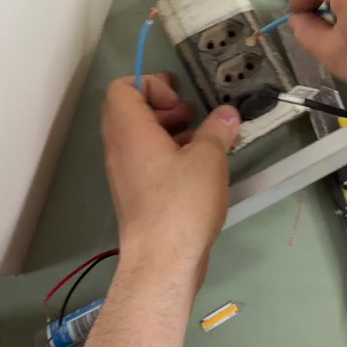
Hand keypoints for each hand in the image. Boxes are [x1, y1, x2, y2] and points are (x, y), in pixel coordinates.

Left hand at [101, 72, 239, 279]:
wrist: (162, 262)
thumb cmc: (182, 203)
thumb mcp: (208, 158)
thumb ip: (217, 130)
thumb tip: (227, 114)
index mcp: (130, 130)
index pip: (122, 88)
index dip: (150, 83)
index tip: (179, 99)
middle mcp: (120, 149)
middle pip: (128, 110)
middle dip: (161, 105)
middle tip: (189, 116)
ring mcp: (124, 174)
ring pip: (138, 137)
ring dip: (166, 130)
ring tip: (199, 140)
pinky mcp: (135, 195)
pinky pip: (144, 160)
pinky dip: (166, 153)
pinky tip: (196, 167)